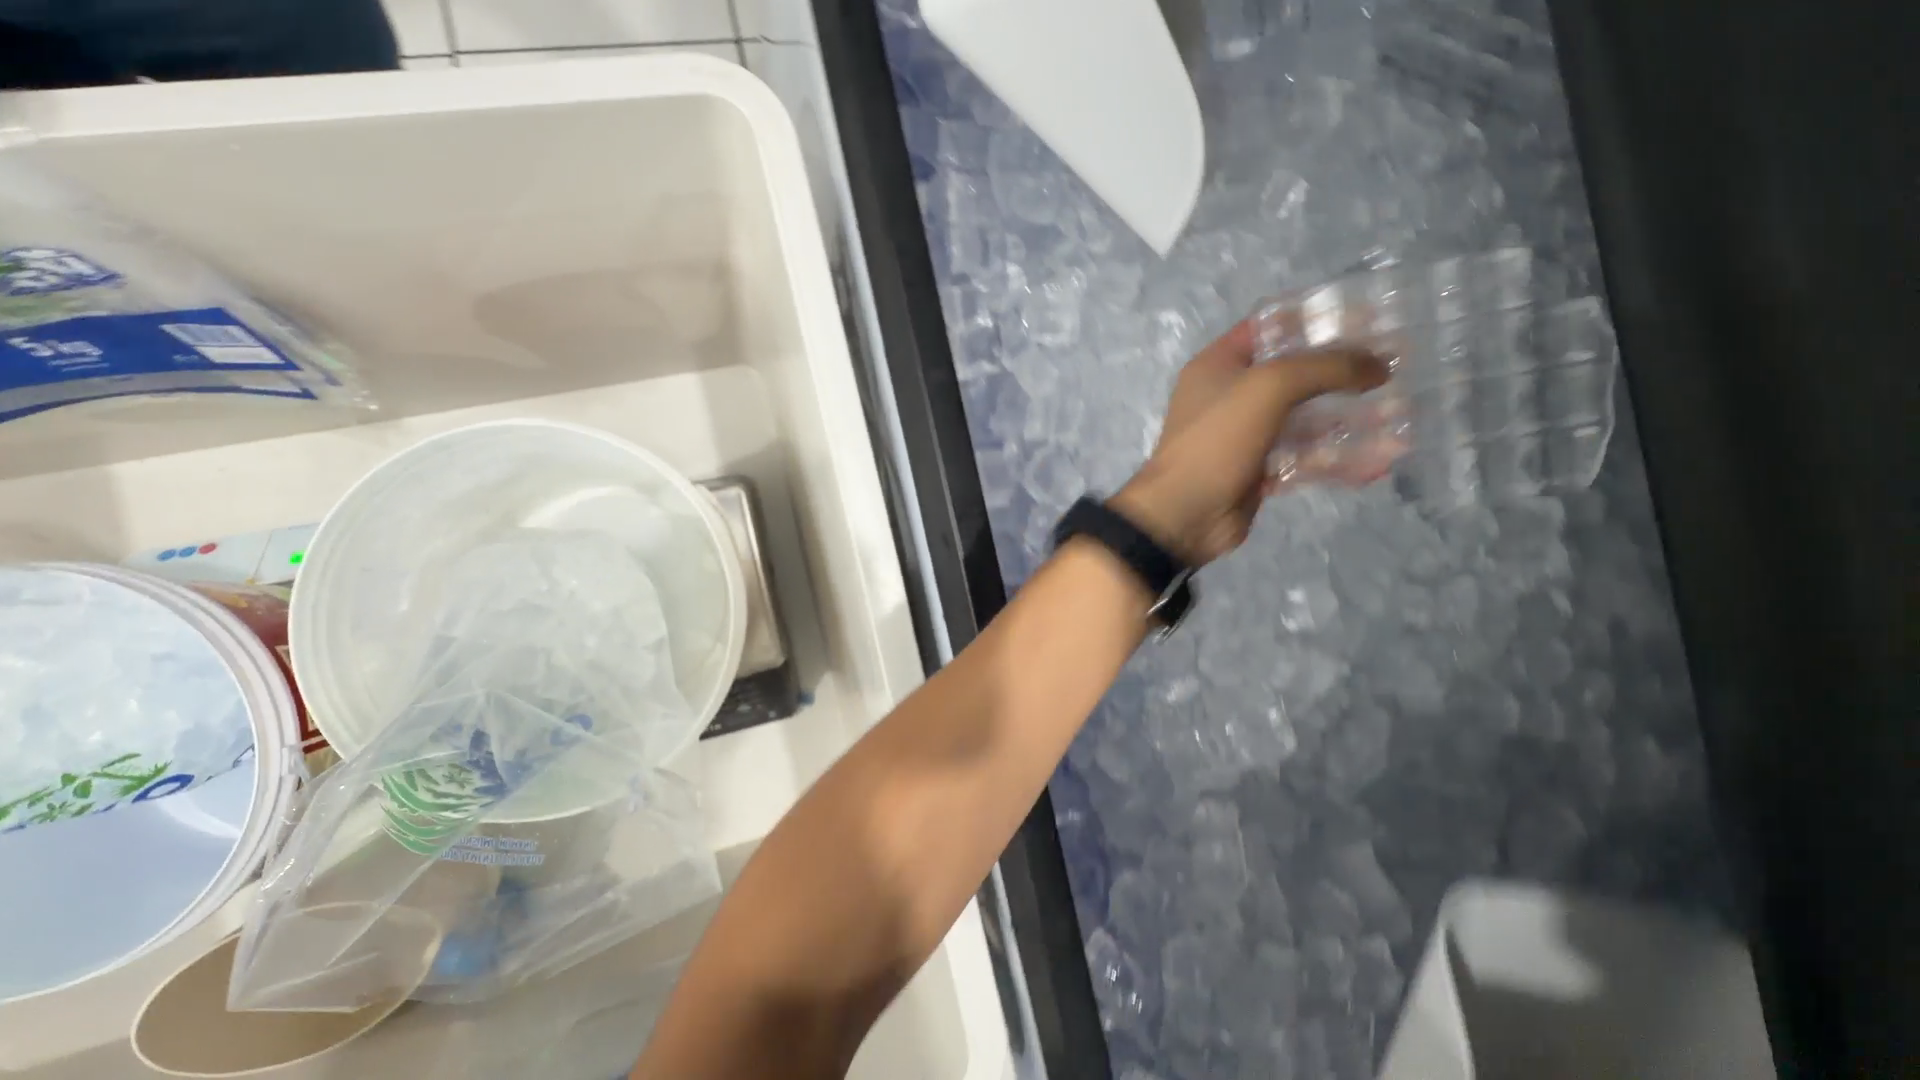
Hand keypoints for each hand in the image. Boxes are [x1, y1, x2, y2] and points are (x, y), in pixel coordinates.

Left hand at [1110, 320, 1388, 565]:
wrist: (1183, 514)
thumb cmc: (1217, 439)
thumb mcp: (1270, 387)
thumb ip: (1326, 367)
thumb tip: (1380, 364)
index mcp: (1220, 363)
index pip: (1273, 326)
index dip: (1318, 319)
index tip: (1368, 319)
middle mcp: (1232, 394)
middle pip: (1297, 374)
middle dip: (1346, 373)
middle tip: (1395, 369)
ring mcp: (1246, 436)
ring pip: (1307, 421)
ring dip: (1351, 420)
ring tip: (1401, 419)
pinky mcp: (1259, 472)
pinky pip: (1306, 460)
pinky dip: (1339, 460)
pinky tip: (1380, 462)